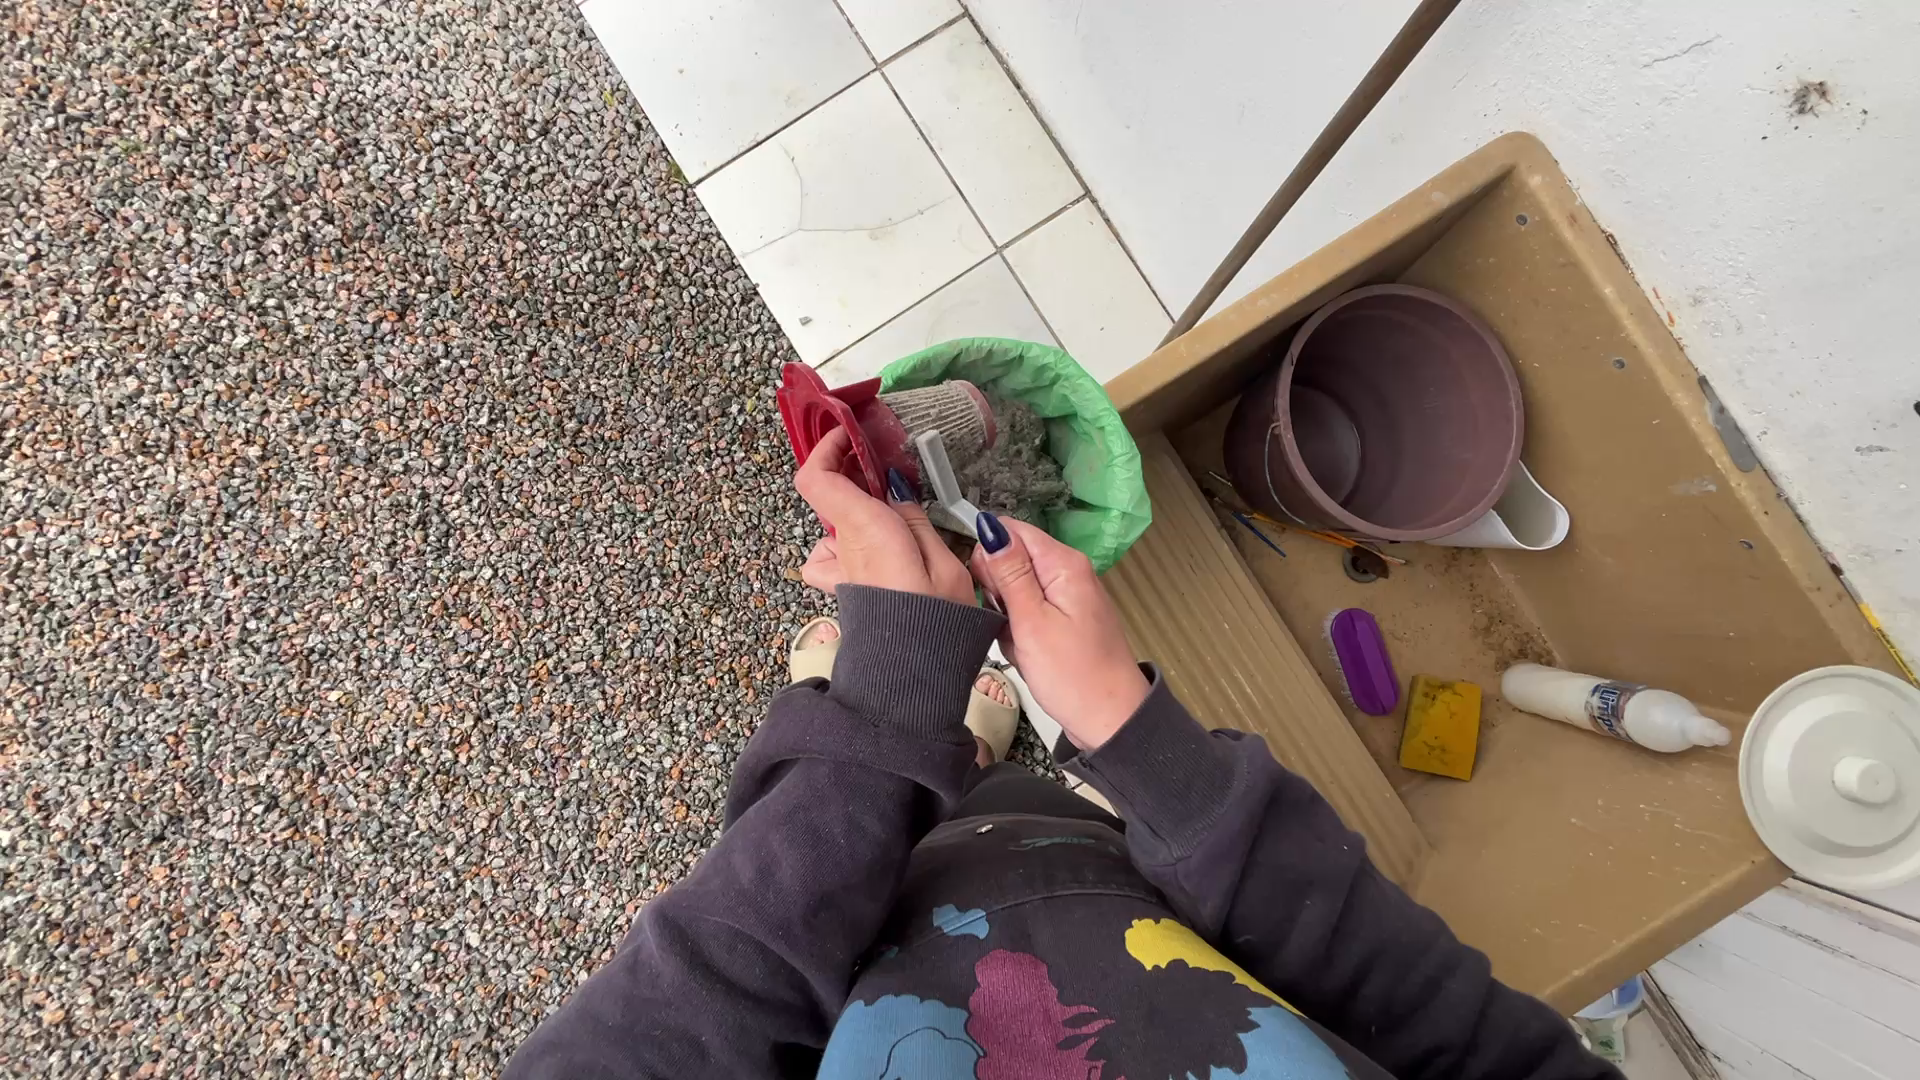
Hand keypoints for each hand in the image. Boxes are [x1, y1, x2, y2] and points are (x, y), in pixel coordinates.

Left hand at [793, 427, 974, 605]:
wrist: (913, 672)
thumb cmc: (934, 617)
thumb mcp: (942, 562)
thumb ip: (916, 521)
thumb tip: (896, 492)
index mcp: (864, 529)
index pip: (816, 478)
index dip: (824, 449)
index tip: (850, 436)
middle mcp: (842, 546)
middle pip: (829, 499)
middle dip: (856, 482)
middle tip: (892, 479)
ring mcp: (838, 569)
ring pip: (834, 529)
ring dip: (856, 518)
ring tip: (896, 522)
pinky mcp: (843, 587)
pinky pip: (832, 556)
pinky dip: (847, 547)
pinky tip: (875, 553)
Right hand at [969, 513, 1148, 750]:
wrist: (1109, 720)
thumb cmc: (1071, 674)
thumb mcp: (1031, 622)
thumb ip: (1009, 573)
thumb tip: (989, 527)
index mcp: (1063, 564)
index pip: (1011, 530)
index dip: (988, 554)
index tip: (987, 589)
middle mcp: (1067, 571)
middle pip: (1012, 558)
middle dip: (997, 589)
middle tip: (1007, 622)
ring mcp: (1066, 596)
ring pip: (1014, 588)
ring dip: (1006, 614)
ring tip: (1017, 641)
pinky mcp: (1063, 618)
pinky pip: (1026, 611)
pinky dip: (1018, 629)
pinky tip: (1024, 650)